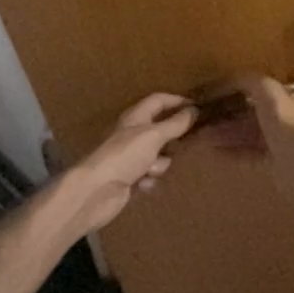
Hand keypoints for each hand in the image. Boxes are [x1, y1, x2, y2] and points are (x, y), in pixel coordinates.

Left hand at [63, 92, 194, 232]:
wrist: (95, 192)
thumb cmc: (124, 155)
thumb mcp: (154, 135)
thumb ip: (175, 124)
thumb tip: (194, 110)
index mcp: (136, 117)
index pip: (159, 101)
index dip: (177, 102)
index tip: (197, 109)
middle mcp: (133, 134)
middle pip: (161, 130)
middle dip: (172, 140)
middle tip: (184, 145)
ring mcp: (131, 157)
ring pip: (159, 156)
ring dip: (159, 164)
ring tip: (150, 170)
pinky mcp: (130, 178)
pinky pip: (150, 175)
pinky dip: (149, 179)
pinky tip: (141, 184)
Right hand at [213, 74, 293, 205]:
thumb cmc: (286, 125)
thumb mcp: (269, 93)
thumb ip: (251, 82)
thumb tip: (234, 78)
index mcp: (292, 99)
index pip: (263, 91)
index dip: (240, 91)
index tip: (218, 96)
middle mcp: (288, 119)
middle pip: (253, 114)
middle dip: (229, 116)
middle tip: (205, 119)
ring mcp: (281, 142)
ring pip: (249, 134)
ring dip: (227, 133)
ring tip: (202, 137)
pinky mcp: (274, 163)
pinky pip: (249, 153)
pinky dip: (232, 151)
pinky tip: (213, 152)